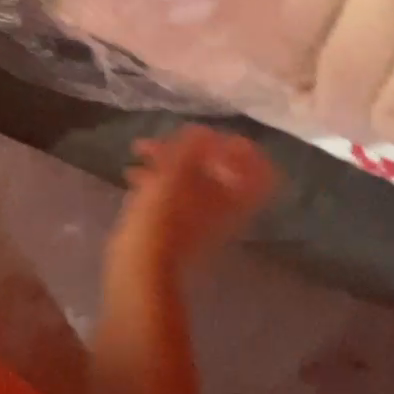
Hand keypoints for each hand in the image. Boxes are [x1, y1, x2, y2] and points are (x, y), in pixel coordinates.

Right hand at [110, 126, 278, 272]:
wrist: (141, 264)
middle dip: (193, 148)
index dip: (242, 149)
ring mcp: (201, 216)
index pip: (260, 171)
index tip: (215, 136)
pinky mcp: (178, 223)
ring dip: (171, 160)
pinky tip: (133, 173)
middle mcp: (225, 207)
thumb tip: (204, 129)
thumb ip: (191, 151)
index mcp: (234, 198)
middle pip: (221, 169)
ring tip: (140, 149)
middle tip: (167, 137)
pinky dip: (159, 177)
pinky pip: (175, 192)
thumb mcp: (174, 177)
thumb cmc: (162, 218)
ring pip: (194, 178)